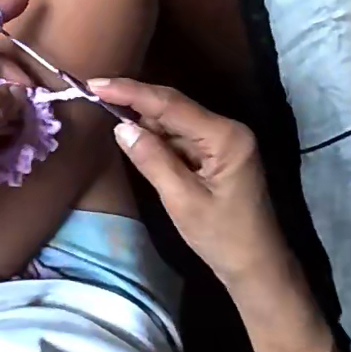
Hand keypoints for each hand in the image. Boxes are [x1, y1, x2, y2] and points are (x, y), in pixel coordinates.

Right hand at [89, 78, 286, 284]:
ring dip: (141, 119)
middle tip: (94, 90)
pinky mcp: (214, 152)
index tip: (96, 84)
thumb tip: (121, 127)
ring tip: (106, 109)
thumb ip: (151, 159)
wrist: (257, 267)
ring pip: (172, 119)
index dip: (130, 92)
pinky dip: (153, 135)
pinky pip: (177, 135)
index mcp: (224, 137)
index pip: (170, 105)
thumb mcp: (182, 200)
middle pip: (171, 106)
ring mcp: (222, 140)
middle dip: (133, 99)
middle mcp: (226, 129)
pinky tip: (133, 136)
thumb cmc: (223, 237)